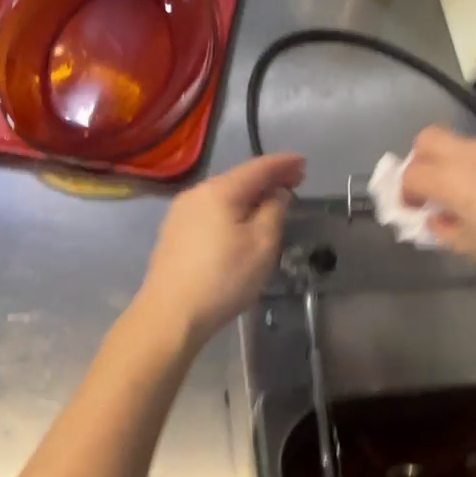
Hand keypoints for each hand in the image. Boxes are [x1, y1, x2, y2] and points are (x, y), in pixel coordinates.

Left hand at [136, 153, 305, 338]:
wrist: (171, 313)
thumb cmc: (224, 278)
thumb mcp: (262, 245)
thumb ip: (274, 211)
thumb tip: (276, 194)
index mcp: (220, 191)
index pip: (258, 167)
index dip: (284, 163)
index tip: (304, 163)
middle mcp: (196, 194)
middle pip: (238, 179)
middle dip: (268, 179)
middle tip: (294, 181)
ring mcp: (181, 214)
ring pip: (223, 196)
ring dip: (250, 195)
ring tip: (271, 202)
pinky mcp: (174, 234)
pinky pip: (211, 211)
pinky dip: (232, 209)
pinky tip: (241, 222)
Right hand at [399, 127, 475, 273]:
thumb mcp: (473, 247)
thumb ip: (445, 230)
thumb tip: (436, 219)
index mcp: (450, 178)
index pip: (412, 174)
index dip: (406, 192)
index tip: (415, 209)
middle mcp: (470, 153)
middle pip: (428, 139)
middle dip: (421, 160)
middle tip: (433, 188)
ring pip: (463, 144)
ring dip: (457, 164)